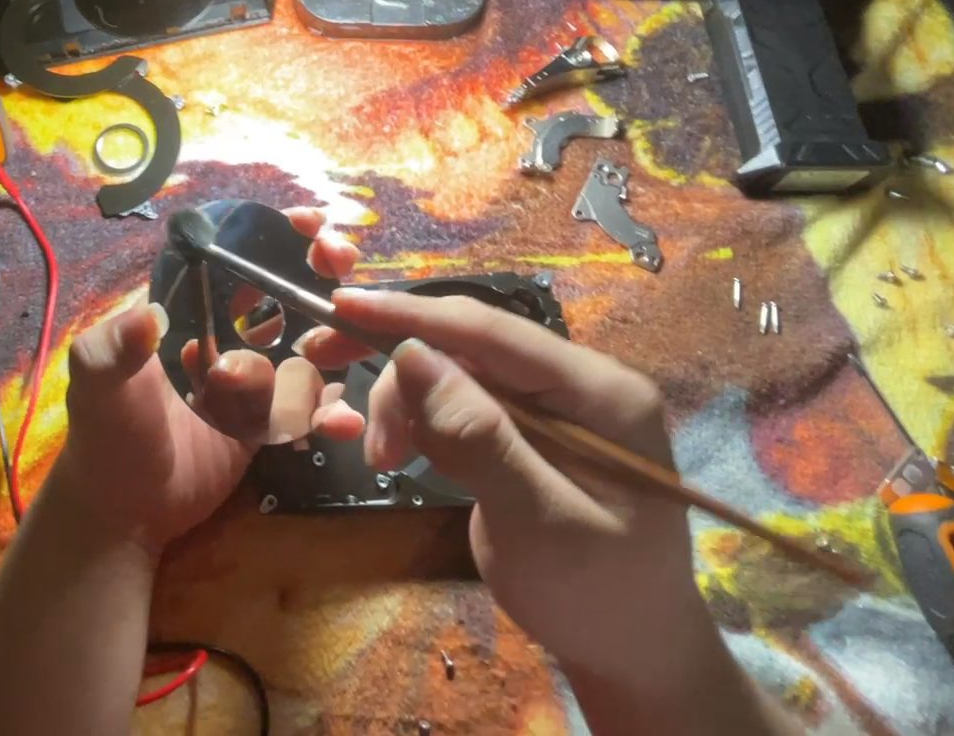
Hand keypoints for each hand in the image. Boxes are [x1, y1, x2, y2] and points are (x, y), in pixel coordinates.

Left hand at [49, 209, 365, 556]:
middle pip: (282, 293)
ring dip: (326, 349)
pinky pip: (306, 408)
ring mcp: (250, 379)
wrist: (124, 512)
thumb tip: (148, 315)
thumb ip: (113, 348)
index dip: (271, 234)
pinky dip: (328, 412)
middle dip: (316, 276)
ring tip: (330, 363)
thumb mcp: (98, 386)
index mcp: (186, 312)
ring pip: (304, 350)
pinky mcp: (265, 422)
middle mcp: (224, 335)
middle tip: (338, 269)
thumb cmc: (105, 437)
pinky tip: (342, 421)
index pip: (232, 259)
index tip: (309, 223)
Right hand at [309, 290, 743, 709]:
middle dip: (396, 362)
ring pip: (448, 371)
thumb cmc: (598, 594)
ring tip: (382, 458)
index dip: (413, 314)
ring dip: (402, 402)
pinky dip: (415, 420)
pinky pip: (452, 402)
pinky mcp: (518, 427)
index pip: (491, 330)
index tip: (342, 303)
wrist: (630, 651)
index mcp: (596, 389)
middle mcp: (569, 381)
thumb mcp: (538, 522)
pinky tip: (400, 452)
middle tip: (323, 363)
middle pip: (464, 343)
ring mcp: (544, 404)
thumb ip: (476, 435)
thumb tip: (408, 354)